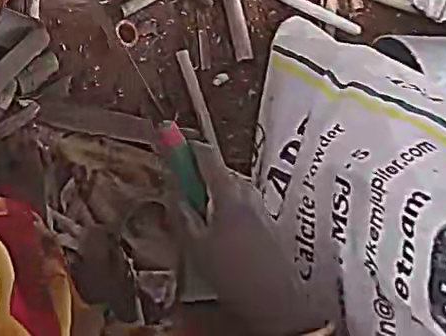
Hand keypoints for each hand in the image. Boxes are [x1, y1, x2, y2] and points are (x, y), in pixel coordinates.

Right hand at [157, 139, 333, 335]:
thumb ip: (181, 212)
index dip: (184, 144)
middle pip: (216, 169)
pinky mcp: (267, 222)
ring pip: (228, 187)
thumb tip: (171, 188)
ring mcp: (259, 204)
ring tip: (199, 220)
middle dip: (196, 176)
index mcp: (227, 188)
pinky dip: (226, 208)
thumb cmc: (232, 273)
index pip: (204, 151)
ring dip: (212, 194)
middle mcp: (246, 189)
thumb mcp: (196, 246)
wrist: (277, 305)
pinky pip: (240, 203)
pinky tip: (220, 235)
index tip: (168, 141)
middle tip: (180, 192)